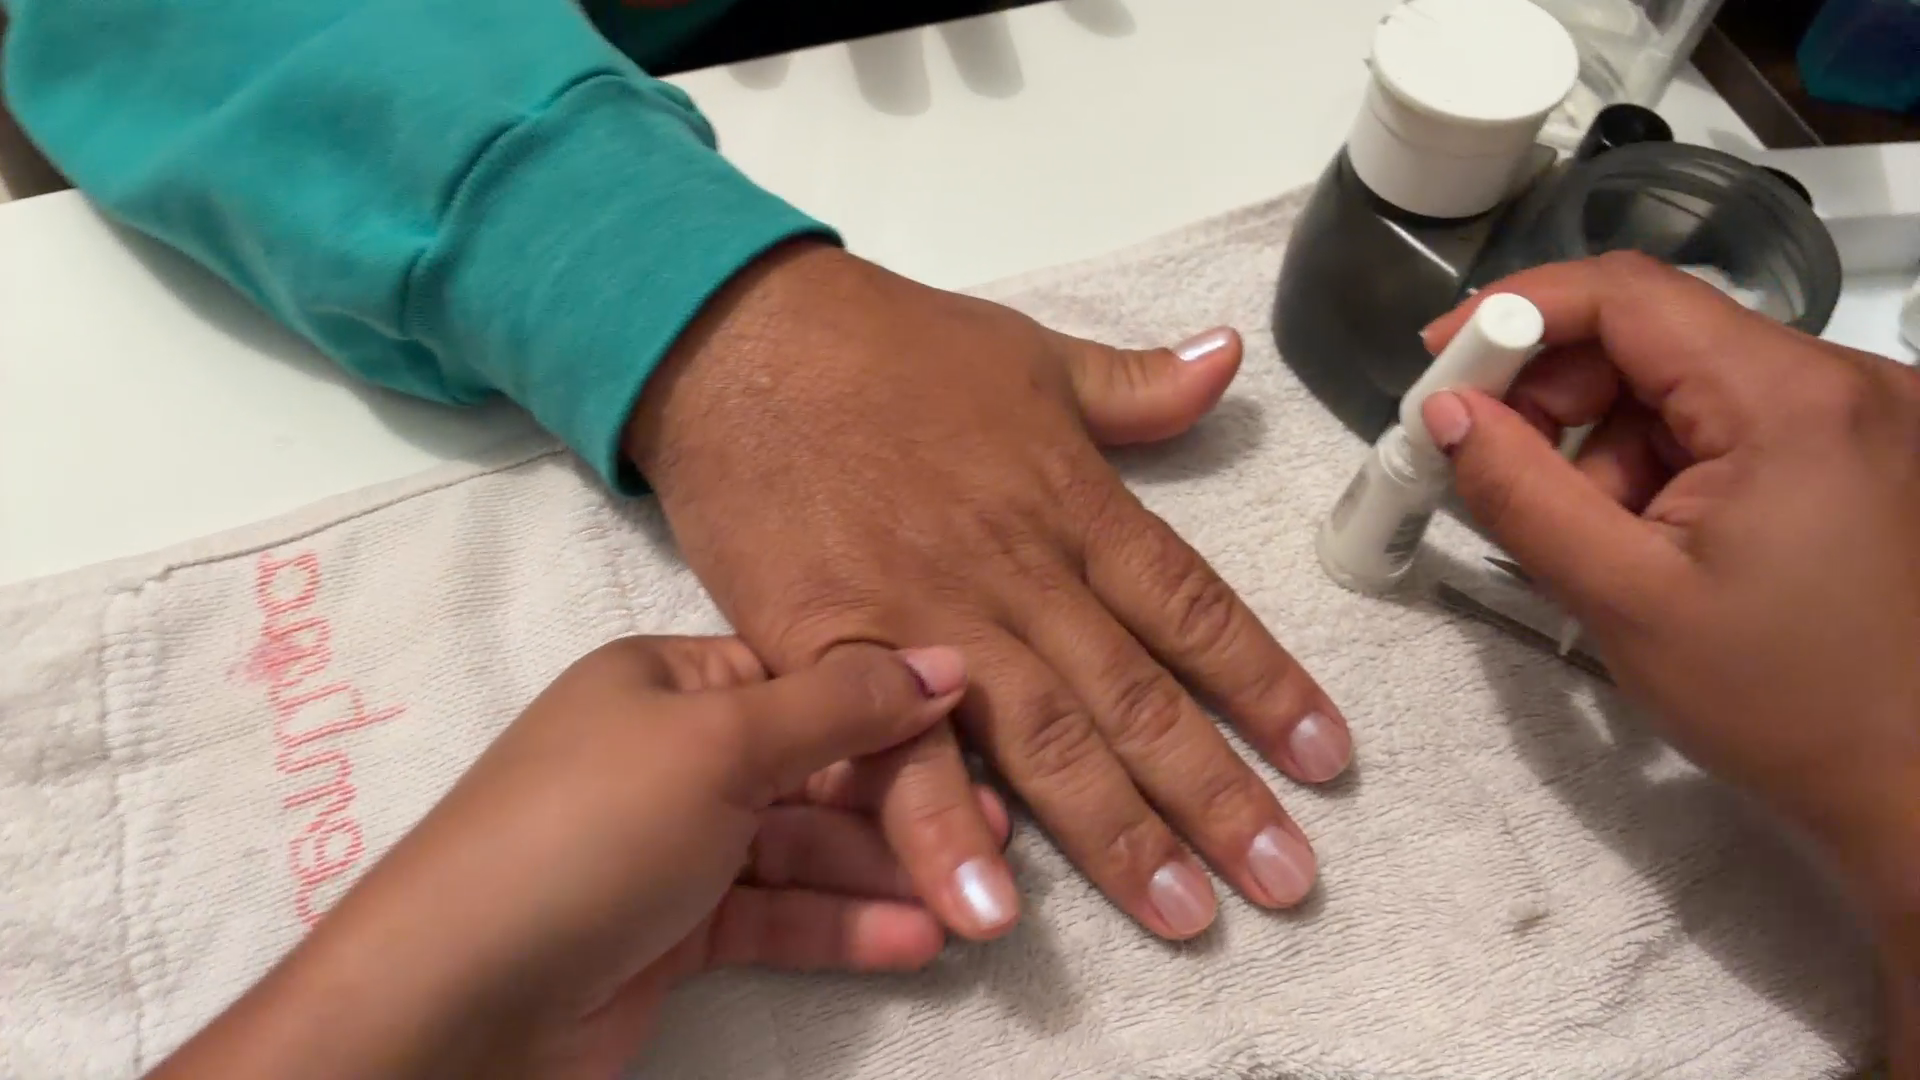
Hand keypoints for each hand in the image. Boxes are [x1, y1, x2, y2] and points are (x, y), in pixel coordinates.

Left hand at [147, 638, 1003, 1079]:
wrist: (440, 1024)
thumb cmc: (593, 834)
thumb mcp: (724, 744)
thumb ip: (843, 703)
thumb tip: (948, 662)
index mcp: (675, 681)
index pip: (811, 683)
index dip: (892, 712)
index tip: (975, 741)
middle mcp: (679, 751)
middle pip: (817, 768)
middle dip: (902, 806)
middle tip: (994, 836)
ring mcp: (680, 842)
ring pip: (806, 846)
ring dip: (885, 874)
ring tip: (974, 902)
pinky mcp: (679, 928)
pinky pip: (779, 911)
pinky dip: (843, 925)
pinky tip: (916, 942)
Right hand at [626, 241, 1348, 941]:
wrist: (748, 346)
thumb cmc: (889, 345)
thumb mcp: (1029, 352)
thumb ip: (1135, 383)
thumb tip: (1228, 361)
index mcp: (1070, 503)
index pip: (1192, 611)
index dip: (1266, 687)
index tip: (1326, 760)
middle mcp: (1017, 575)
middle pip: (1135, 698)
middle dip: (1216, 794)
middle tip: (1286, 882)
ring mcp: (929, 618)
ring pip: (1042, 739)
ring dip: (1115, 835)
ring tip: (1184, 915)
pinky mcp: (836, 648)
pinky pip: (899, 750)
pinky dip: (943, 828)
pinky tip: (986, 909)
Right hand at [1420, 252, 1919, 1073]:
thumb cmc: (1775, 696)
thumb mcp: (1616, 592)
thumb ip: (1517, 491)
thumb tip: (1442, 410)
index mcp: (1789, 401)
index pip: (1628, 296)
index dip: (1516, 308)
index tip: (1437, 356)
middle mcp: (1831, 384)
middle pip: (1641, 336)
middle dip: (1545, 393)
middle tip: (1490, 466)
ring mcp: (1840, 419)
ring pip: (1661, 387)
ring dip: (1587, 445)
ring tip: (1576, 532)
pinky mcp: (1834, 456)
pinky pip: (1698, 427)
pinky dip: (1633, 468)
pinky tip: (1625, 537)